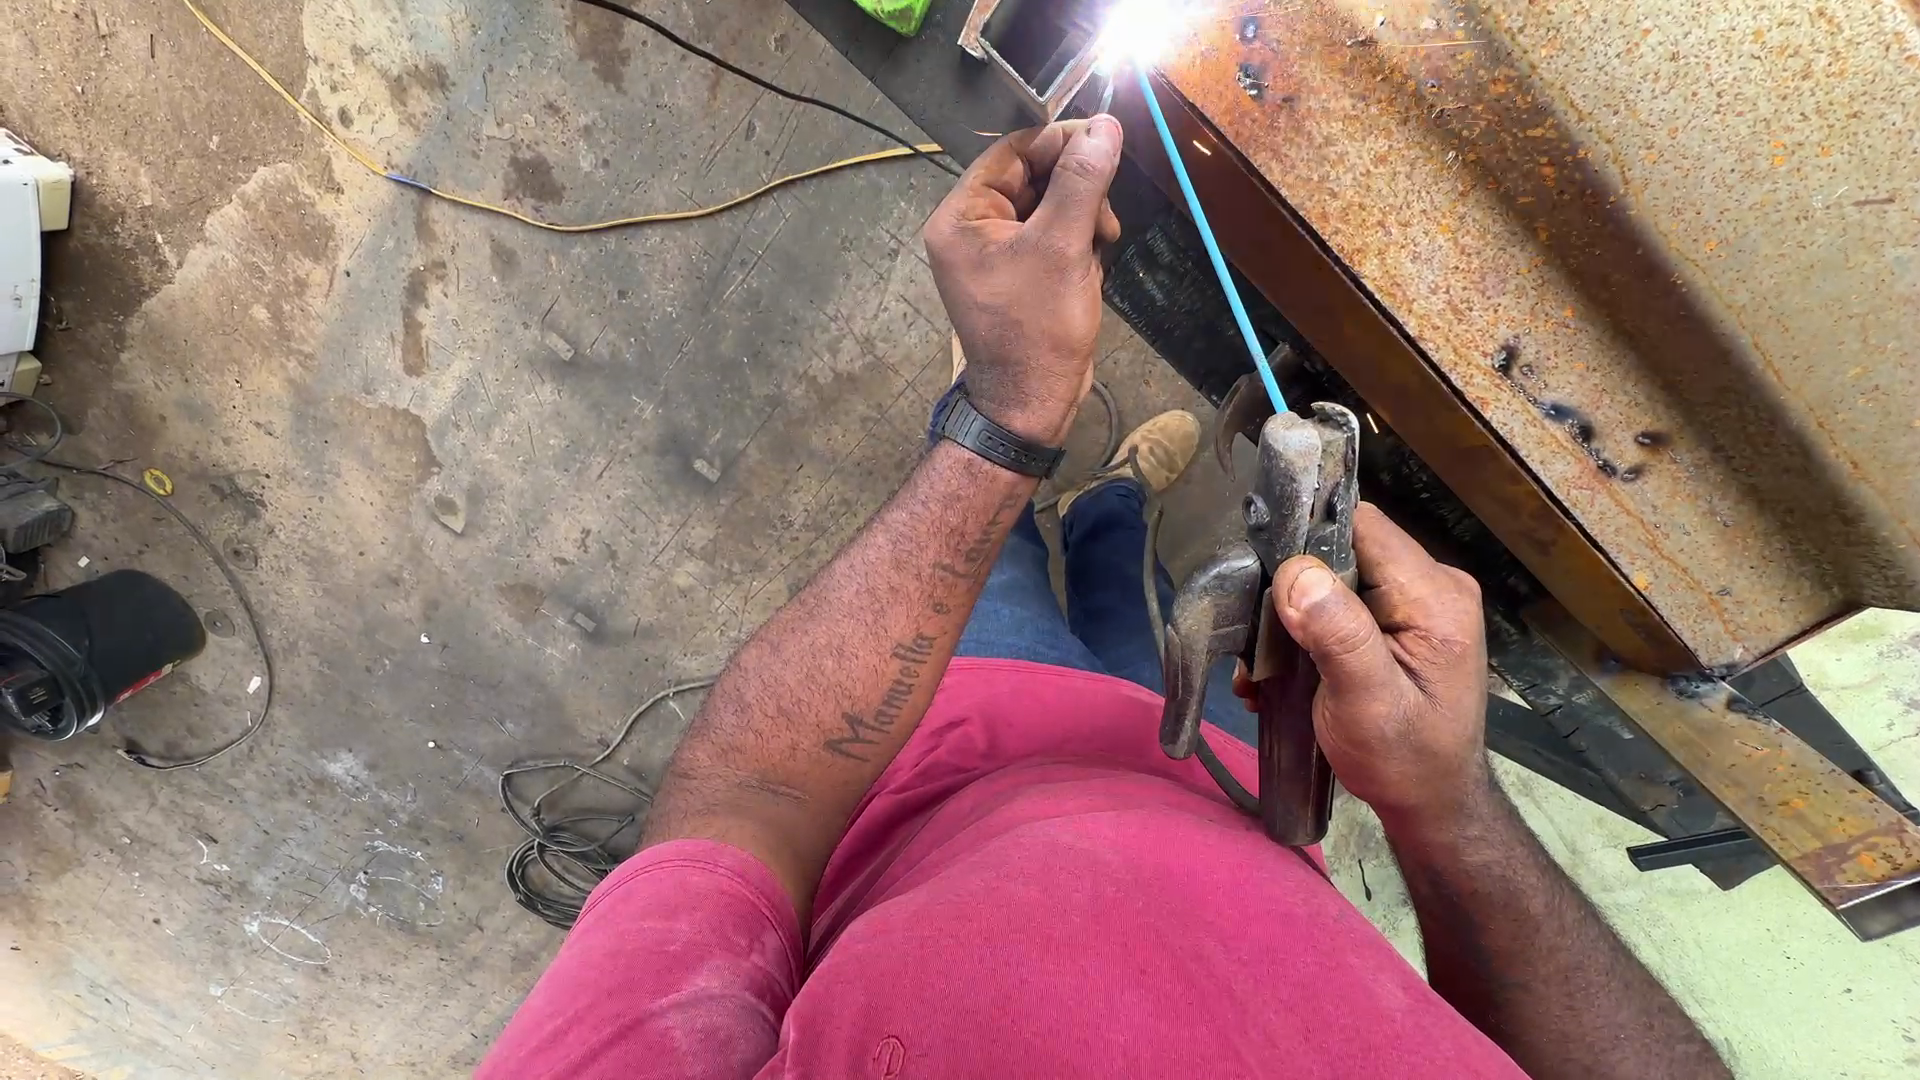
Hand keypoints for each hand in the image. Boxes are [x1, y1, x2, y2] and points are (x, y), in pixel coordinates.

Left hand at [922, 117, 1124, 443]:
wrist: (1032, 401)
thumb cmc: (1038, 329)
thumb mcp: (1063, 246)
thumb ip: (1082, 181)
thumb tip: (1105, 125)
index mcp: (961, 219)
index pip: (1012, 153)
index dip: (1060, 144)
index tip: (1106, 147)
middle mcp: (970, 232)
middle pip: (1032, 178)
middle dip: (1076, 192)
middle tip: (1105, 218)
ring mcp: (994, 256)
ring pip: (1048, 208)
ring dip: (1081, 221)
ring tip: (1100, 248)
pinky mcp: (1017, 277)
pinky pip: (1050, 239)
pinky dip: (1076, 246)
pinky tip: (1090, 268)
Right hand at [1244, 502, 1490, 827]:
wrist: (1429, 803)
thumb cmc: (1404, 758)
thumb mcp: (1368, 703)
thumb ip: (1339, 636)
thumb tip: (1295, 572)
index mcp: (1432, 595)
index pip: (1358, 526)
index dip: (1306, 539)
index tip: (1261, 574)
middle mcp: (1426, 585)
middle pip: (1339, 547)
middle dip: (1289, 584)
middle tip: (1256, 634)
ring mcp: (1407, 603)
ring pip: (1328, 575)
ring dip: (1288, 613)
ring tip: (1262, 660)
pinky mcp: (1388, 621)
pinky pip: (1332, 601)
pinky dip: (1300, 628)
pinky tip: (1280, 667)